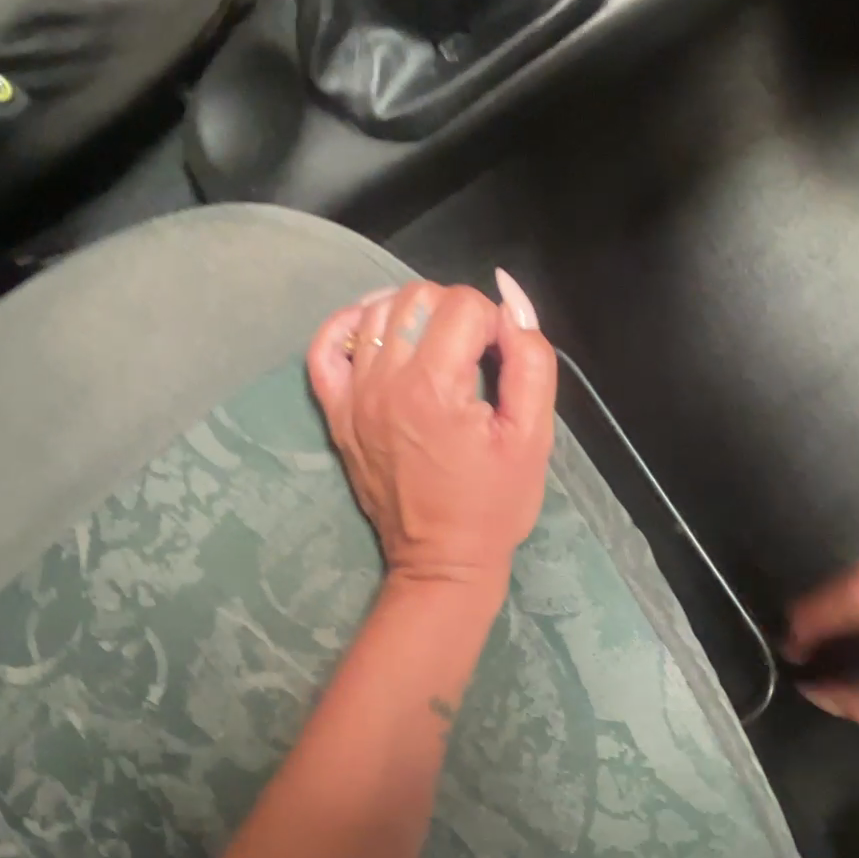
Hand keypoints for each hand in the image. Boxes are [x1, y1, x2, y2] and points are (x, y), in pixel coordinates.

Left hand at [306, 272, 556, 592]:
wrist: (441, 561)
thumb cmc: (495, 503)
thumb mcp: (534, 435)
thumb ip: (531, 361)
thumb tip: (511, 300)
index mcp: (435, 387)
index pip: (464, 304)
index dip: (495, 322)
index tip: (503, 359)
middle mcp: (385, 382)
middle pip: (417, 296)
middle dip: (456, 311)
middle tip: (475, 353)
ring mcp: (353, 396)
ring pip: (376, 310)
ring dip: (414, 314)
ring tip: (437, 347)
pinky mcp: (336, 412)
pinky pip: (325, 347)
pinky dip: (350, 326)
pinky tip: (379, 333)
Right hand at [785, 558, 858, 728]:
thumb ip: (851, 697)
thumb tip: (817, 691)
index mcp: (855, 594)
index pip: (800, 617)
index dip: (797, 649)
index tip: (805, 675)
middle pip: (815, 605)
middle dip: (817, 639)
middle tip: (831, 674)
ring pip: (835, 599)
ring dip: (836, 628)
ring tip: (857, 662)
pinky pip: (858, 595)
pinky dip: (855, 618)